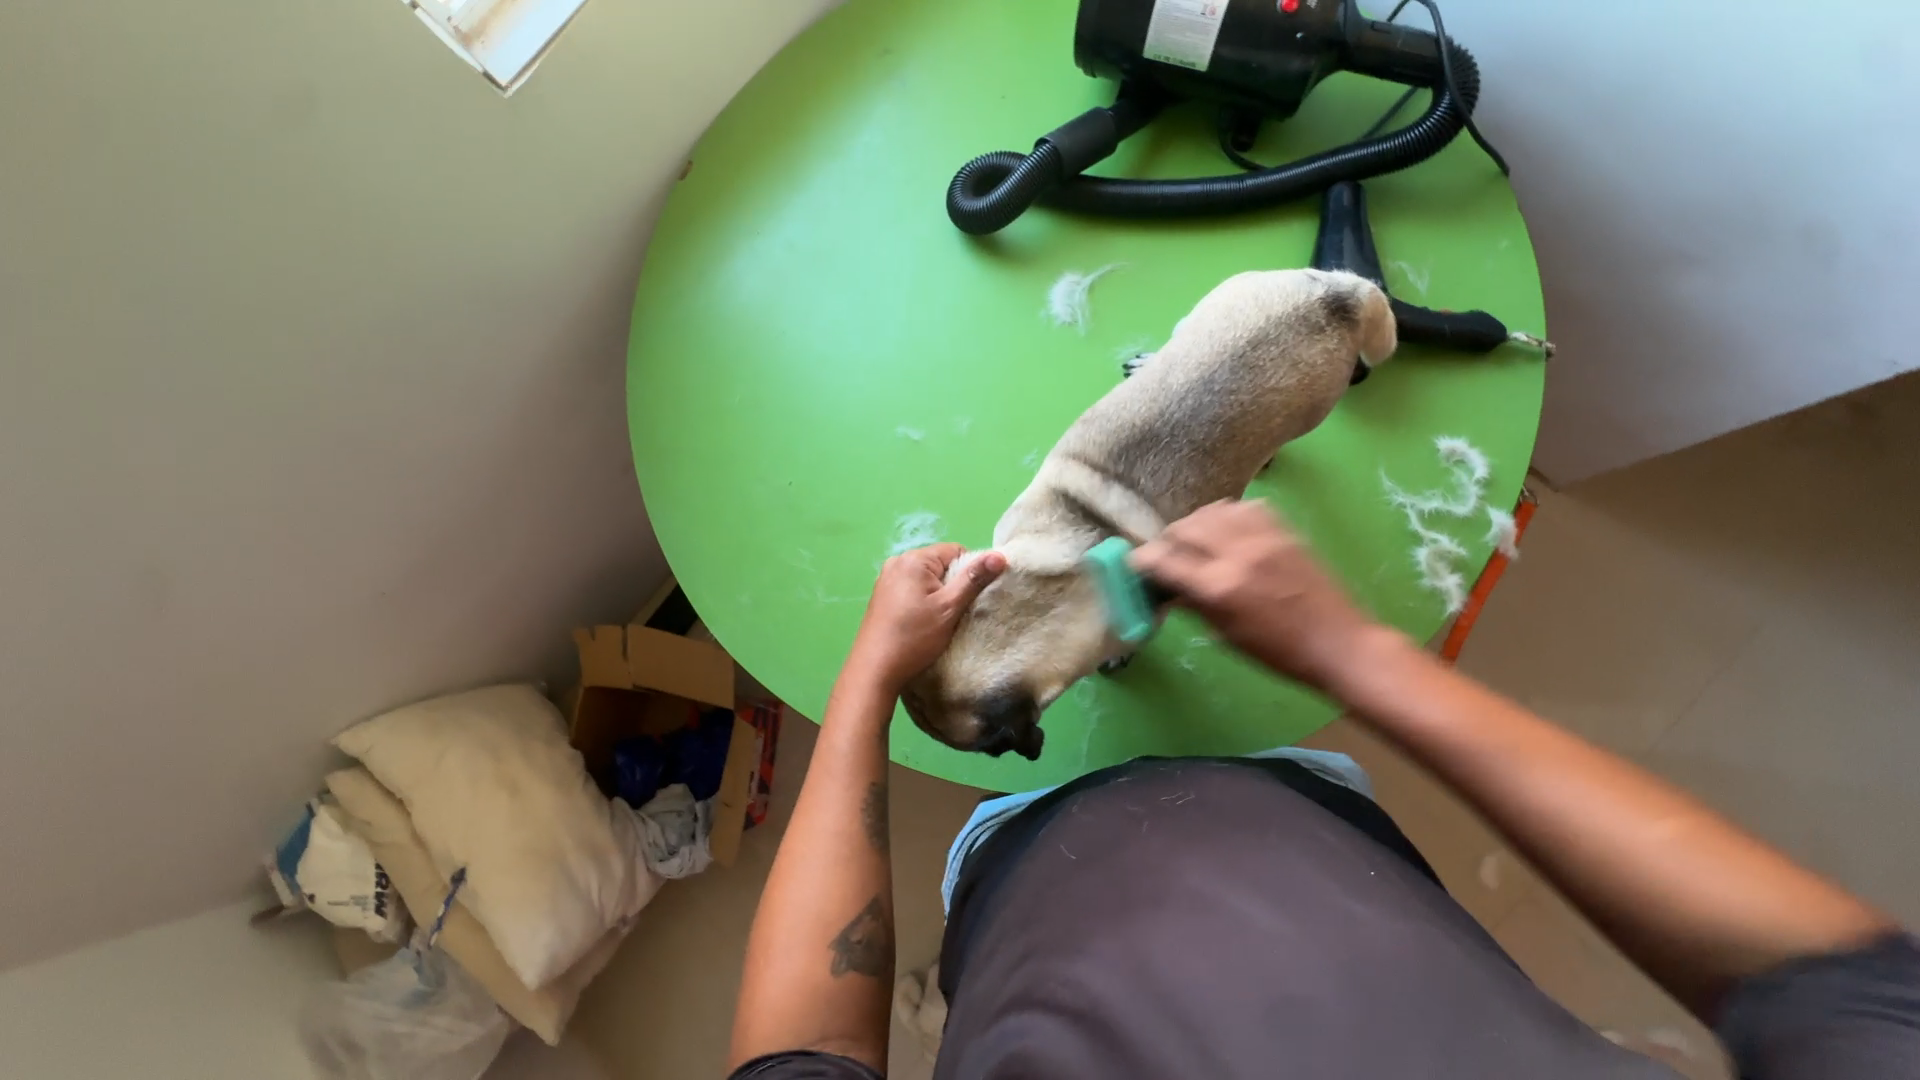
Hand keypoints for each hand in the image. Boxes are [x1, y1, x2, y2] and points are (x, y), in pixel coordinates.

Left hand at [844, 544, 1006, 694]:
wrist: (875, 669)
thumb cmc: (915, 637)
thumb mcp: (949, 607)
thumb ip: (973, 579)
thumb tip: (999, 556)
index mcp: (914, 559)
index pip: (956, 551)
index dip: (969, 572)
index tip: (968, 598)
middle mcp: (897, 562)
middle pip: (940, 563)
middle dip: (952, 584)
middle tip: (954, 611)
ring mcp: (886, 579)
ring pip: (926, 578)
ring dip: (938, 594)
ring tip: (939, 619)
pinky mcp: (882, 596)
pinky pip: (912, 588)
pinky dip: (922, 600)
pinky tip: (922, 622)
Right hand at [1131, 500, 1400, 694]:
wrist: (1340, 643)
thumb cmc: (1278, 652)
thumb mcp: (1226, 634)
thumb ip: (1193, 603)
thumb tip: (1165, 587)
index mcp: (1220, 587)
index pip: (1165, 560)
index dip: (1144, 560)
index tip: (1138, 564)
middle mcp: (1238, 554)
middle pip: (1185, 527)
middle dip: (1169, 540)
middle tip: (1169, 557)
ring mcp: (1264, 538)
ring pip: (1212, 510)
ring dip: (1197, 524)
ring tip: (1198, 542)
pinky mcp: (1284, 531)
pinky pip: (1245, 507)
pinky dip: (1228, 515)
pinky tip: (1229, 533)